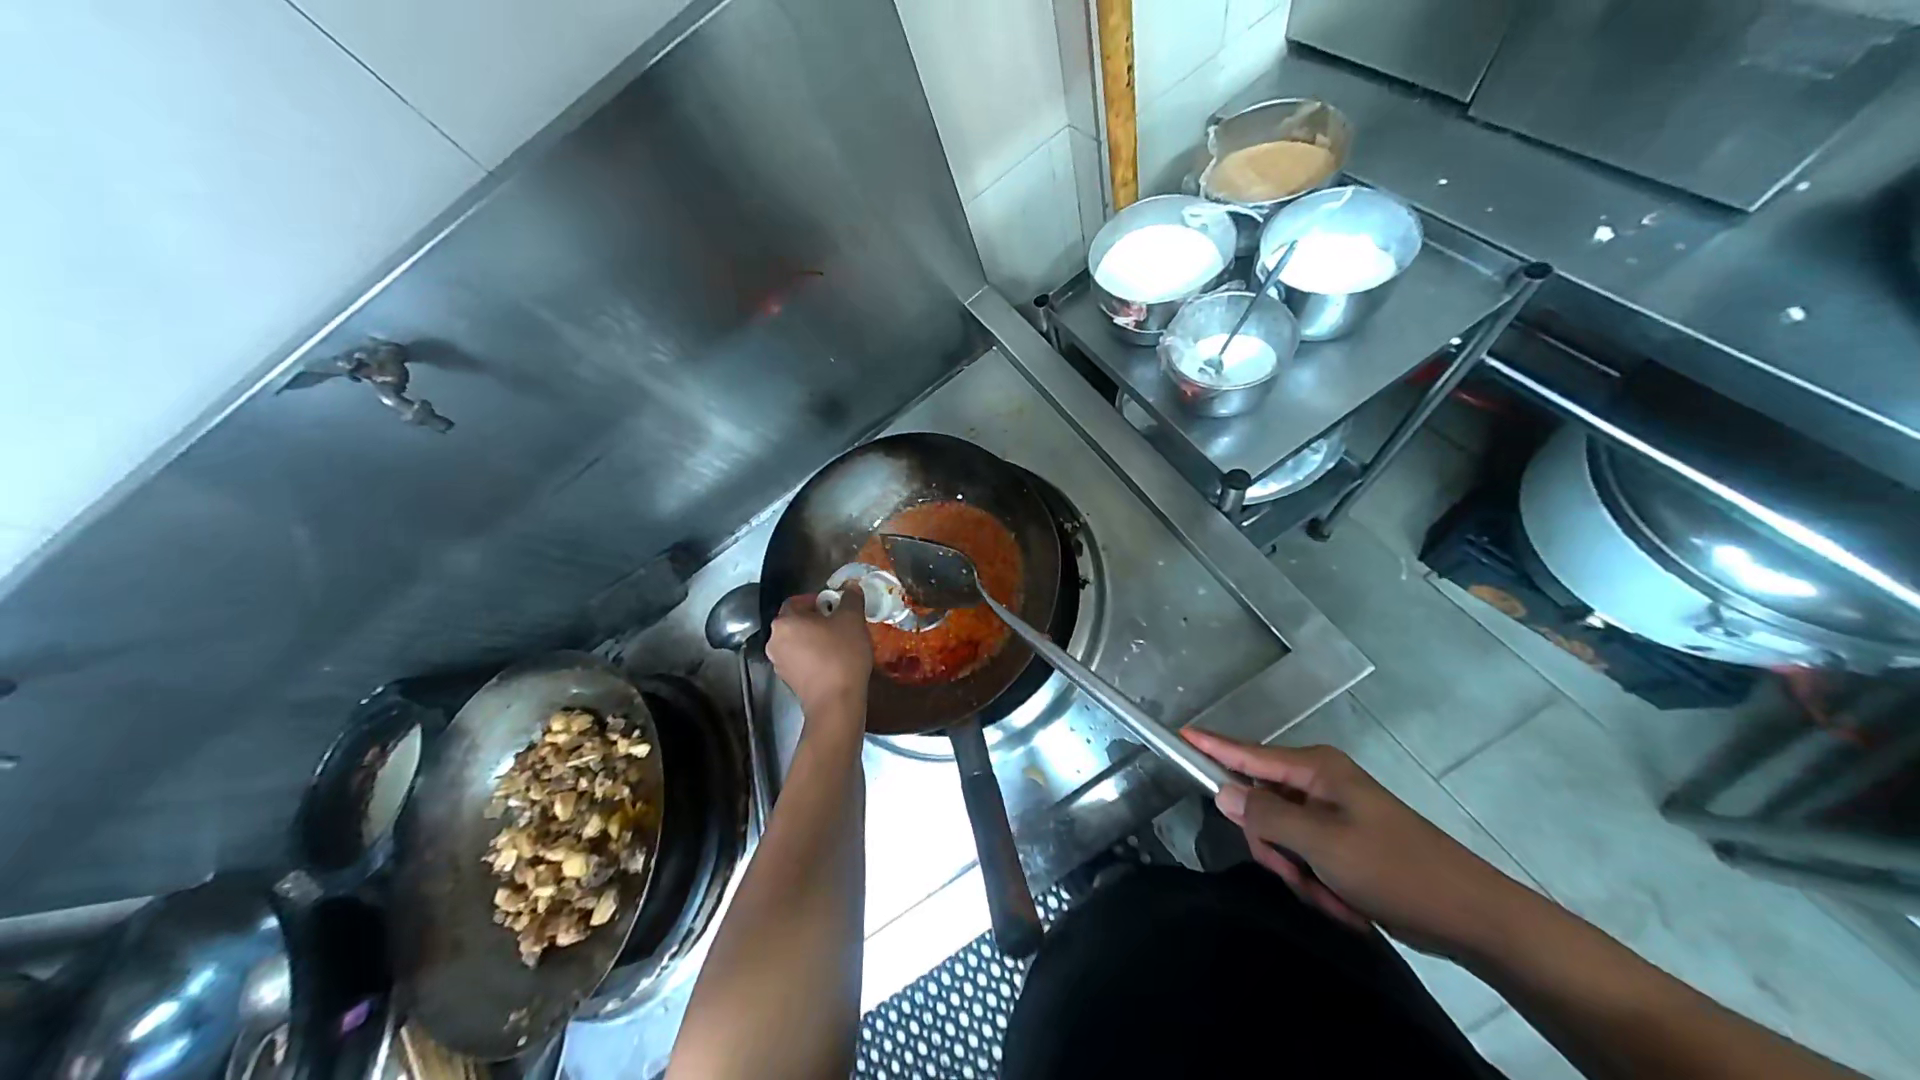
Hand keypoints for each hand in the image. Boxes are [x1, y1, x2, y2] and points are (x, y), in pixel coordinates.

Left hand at [767, 584, 871, 729]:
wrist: (836, 702)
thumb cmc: (841, 654)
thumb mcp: (852, 619)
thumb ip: (851, 598)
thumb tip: (851, 586)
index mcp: (784, 622)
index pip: (797, 600)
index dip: (819, 599)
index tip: (838, 606)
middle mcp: (774, 641)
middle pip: (796, 622)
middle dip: (818, 620)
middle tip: (842, 623)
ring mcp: (779, 664)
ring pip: (798, 642)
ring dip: (816, 639)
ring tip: (840, 643)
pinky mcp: (789, 681)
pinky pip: (801, 660)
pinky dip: (814, 657)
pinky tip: (835, 662)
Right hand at [1183, 728, 1533, 957]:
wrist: (1471, 917)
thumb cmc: (1396, 869)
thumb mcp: (1323, 843)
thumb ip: (1266, 814)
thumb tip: (1223, 791)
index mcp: (1317, 770)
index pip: (1249, 753)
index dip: (1212, 746)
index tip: (1179, 734)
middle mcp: (1320, 784)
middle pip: (1259, 804)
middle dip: (1272, 846)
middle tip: (1296, 873)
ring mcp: (1331, 814)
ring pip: (1279, 836)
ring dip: (1296, 871)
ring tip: (1331, 894)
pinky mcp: (1342, 842)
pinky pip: (1302, 855)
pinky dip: (1314, 881)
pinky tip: (1342, 901)